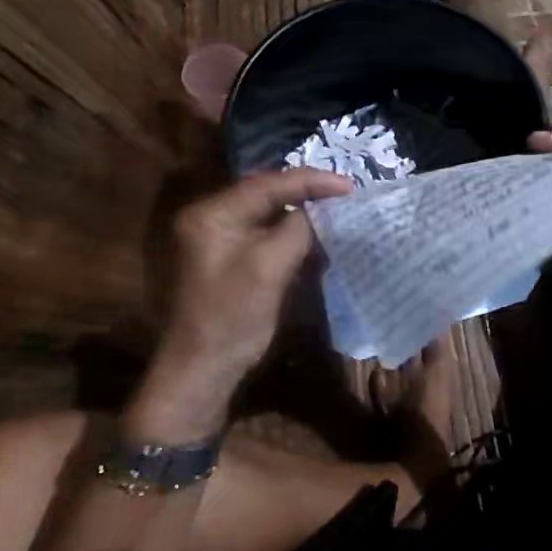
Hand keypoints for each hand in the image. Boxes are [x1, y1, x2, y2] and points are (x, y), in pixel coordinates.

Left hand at [127, 169, 350, 439]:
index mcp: (213, 214)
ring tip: (337, 207)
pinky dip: (293, 230)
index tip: (349, 186)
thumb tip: (323, 209)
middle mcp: (212, 217)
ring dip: (302, 210)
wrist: (202, 369)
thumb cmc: (232, 316)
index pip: (268, 184)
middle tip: (345, 192)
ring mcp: (219, 238)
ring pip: (269, 211)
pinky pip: (266, 232)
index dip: (311, 181)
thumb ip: (297, 229)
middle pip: (267, 192)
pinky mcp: (231, 257)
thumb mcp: (269, 267)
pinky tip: (316, 233)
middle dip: (307, 191)